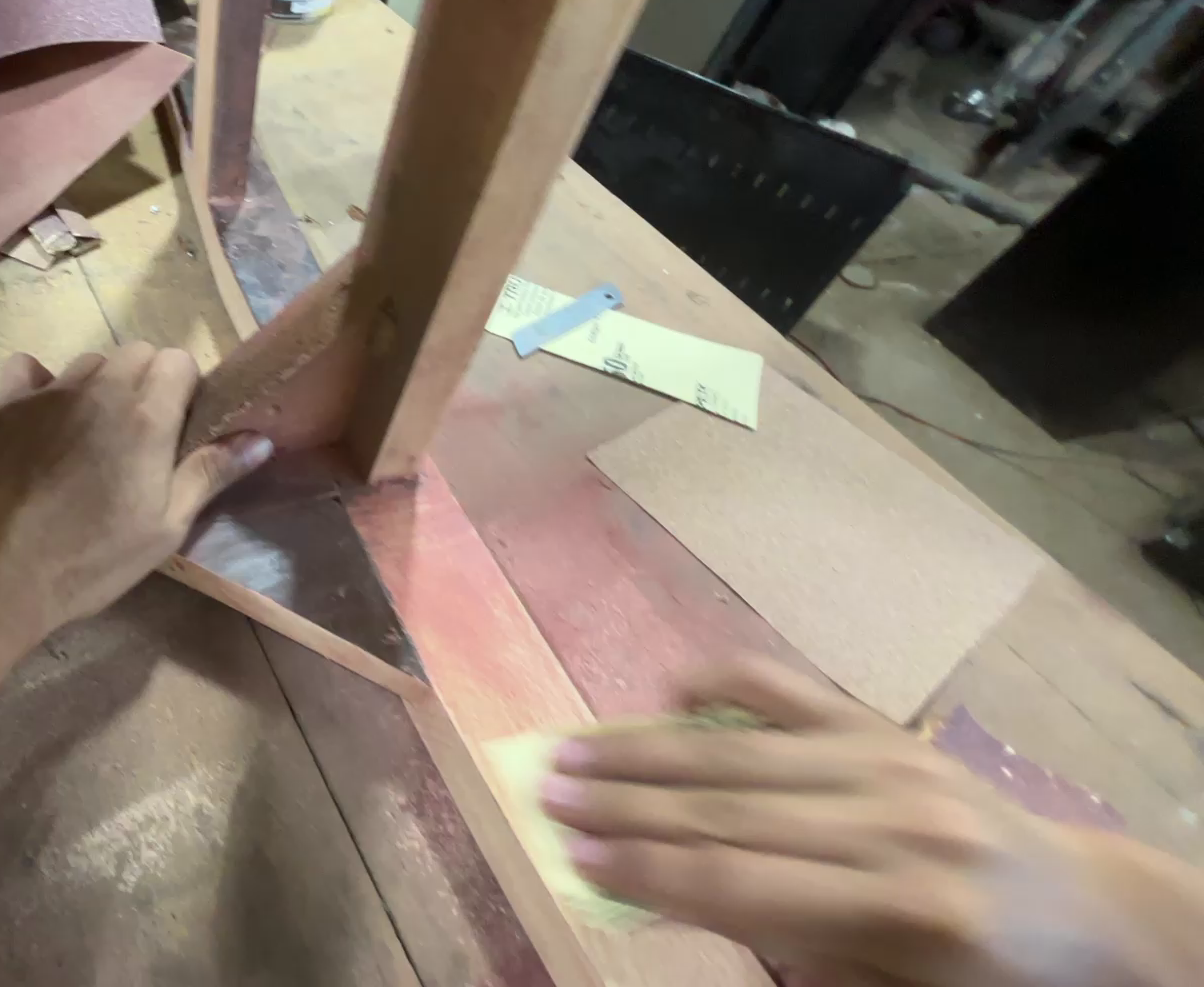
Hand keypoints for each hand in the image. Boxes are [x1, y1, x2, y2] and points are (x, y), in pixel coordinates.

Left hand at [0, 345, 271, 649]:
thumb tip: (260, 437)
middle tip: (139, 438)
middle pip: (137, 353)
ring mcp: (46, 393)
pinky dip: (42, 384)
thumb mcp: (164, 528)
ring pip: (89, 362)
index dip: (185, 389)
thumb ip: (210, 473)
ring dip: (101, 386)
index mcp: (146, 415)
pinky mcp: (2, 405)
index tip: (179, 429)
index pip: (179, 360)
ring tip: (91, 437)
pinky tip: (42, 422)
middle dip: (147, 382)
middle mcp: (98, 388)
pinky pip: (30, 369)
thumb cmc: (88, 561)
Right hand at [541, 657, 1138, 986]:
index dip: (646, 868)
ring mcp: (886, 759)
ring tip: (574, 751)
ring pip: (734, 751)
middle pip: (722, 809)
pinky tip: (664, 695)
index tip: (574, 855)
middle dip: (622, 803)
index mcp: (908, 913)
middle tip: (549, 791)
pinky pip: (779, 687)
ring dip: (641, 751)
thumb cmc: (977, 976)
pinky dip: (713, 684)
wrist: (1091, 915)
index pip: (738, 883)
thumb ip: (772, 938)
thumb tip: (652, 887)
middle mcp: (896, 825)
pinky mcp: (876, 721)